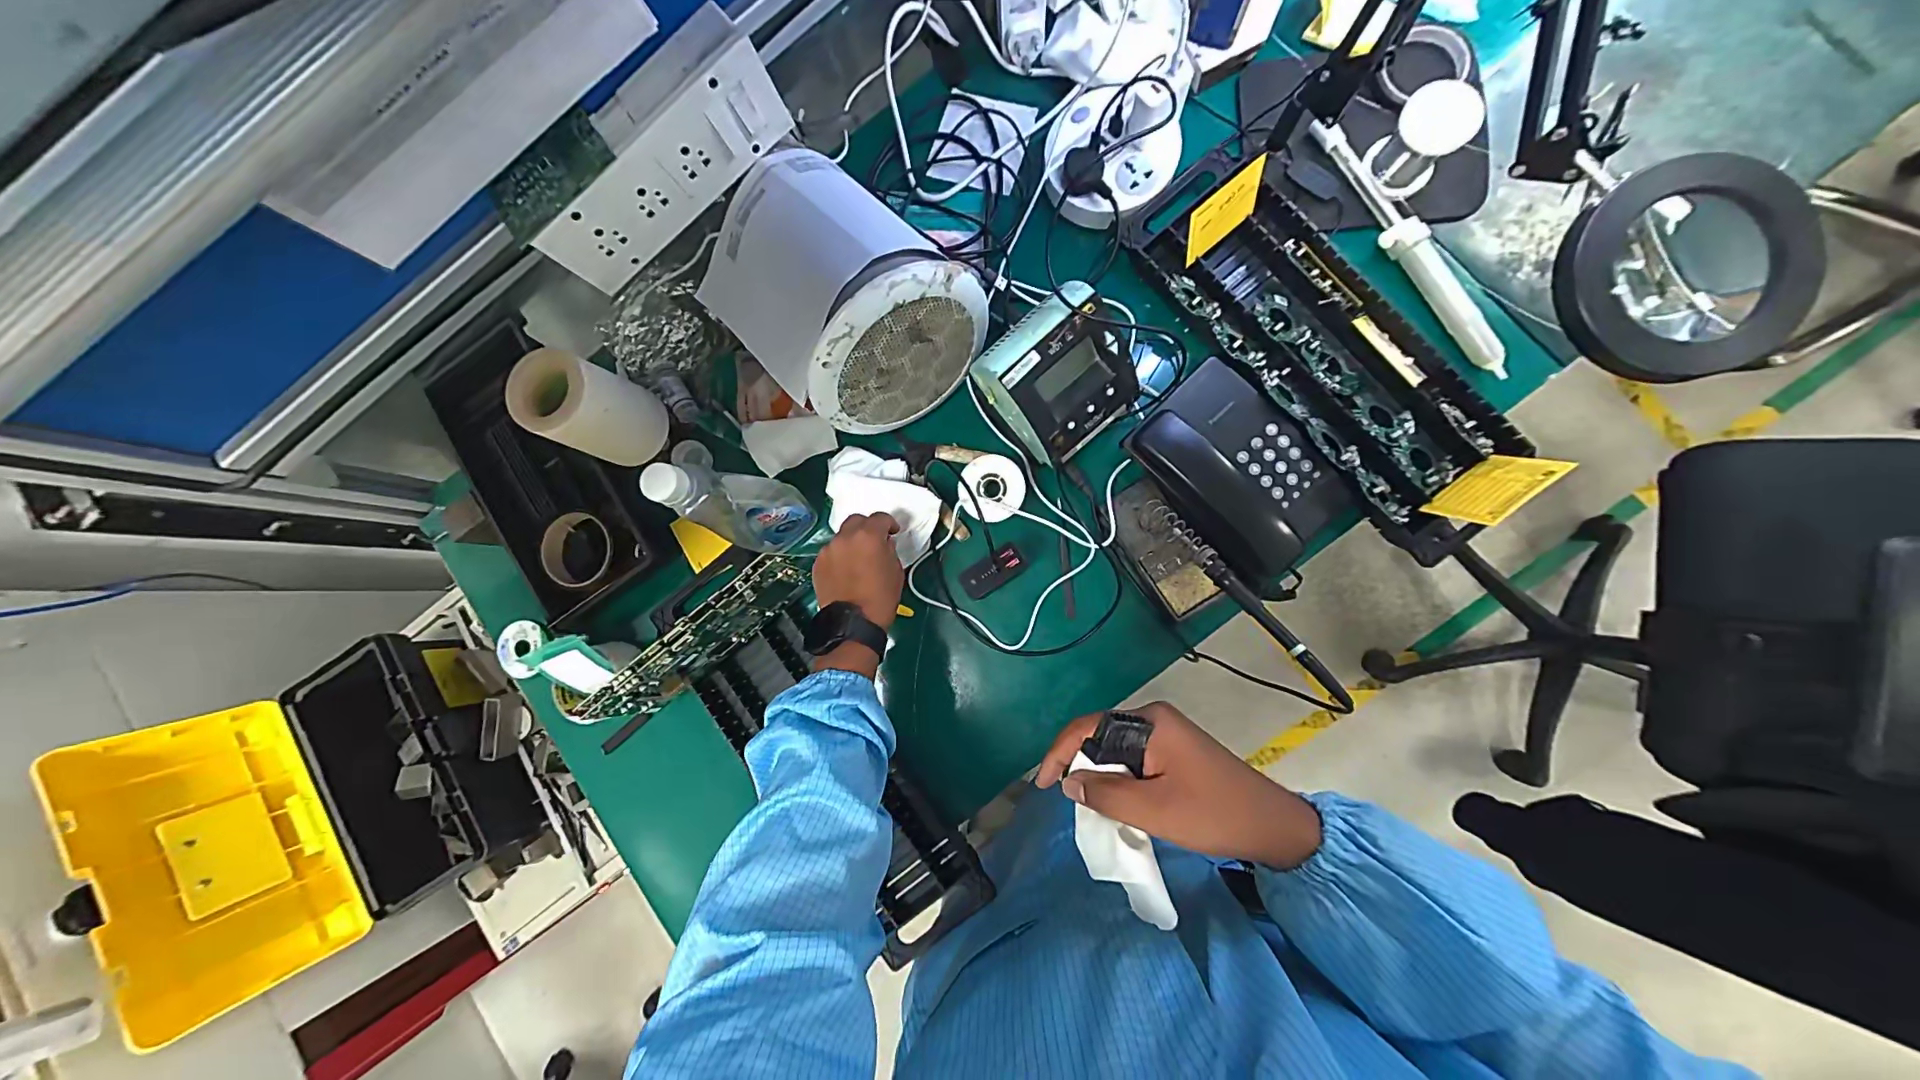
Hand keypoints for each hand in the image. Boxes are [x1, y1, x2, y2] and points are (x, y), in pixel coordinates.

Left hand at [811, 513, 903, 677]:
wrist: (854, 624)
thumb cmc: (881, 598)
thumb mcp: (896, 571)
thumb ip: (889, 550)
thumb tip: (883, 544)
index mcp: (868, 536)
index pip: (880, 518)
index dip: (889, 523)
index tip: (893, 532)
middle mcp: (845, 538)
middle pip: (856, 520)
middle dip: (867, 527)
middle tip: (875, 540)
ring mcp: (828, 550)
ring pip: (842, 537)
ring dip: (852, 542)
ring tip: (859, 558)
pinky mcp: (818, 564)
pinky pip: (832, 552)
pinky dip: (840, 555)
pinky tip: (846, 570)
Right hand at [1035, 702, 1322, 868]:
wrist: (1273, 827)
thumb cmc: (1213, 815)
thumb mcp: (1153, 810)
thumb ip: (1105, 794)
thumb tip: (1069, 783)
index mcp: (1150, 723)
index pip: (1088, 728)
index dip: (1059, 754)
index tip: (1043, 784)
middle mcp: (1156, 719)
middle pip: (1101, 736)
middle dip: (1080, 765)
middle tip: (1069, 799)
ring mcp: (1168, 733)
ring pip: (1117, 750)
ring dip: (1101, 775)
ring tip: (1090, 804)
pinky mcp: (1176, 750)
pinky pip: (1135, 758)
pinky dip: (1120, 778)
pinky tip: (1118, 800)